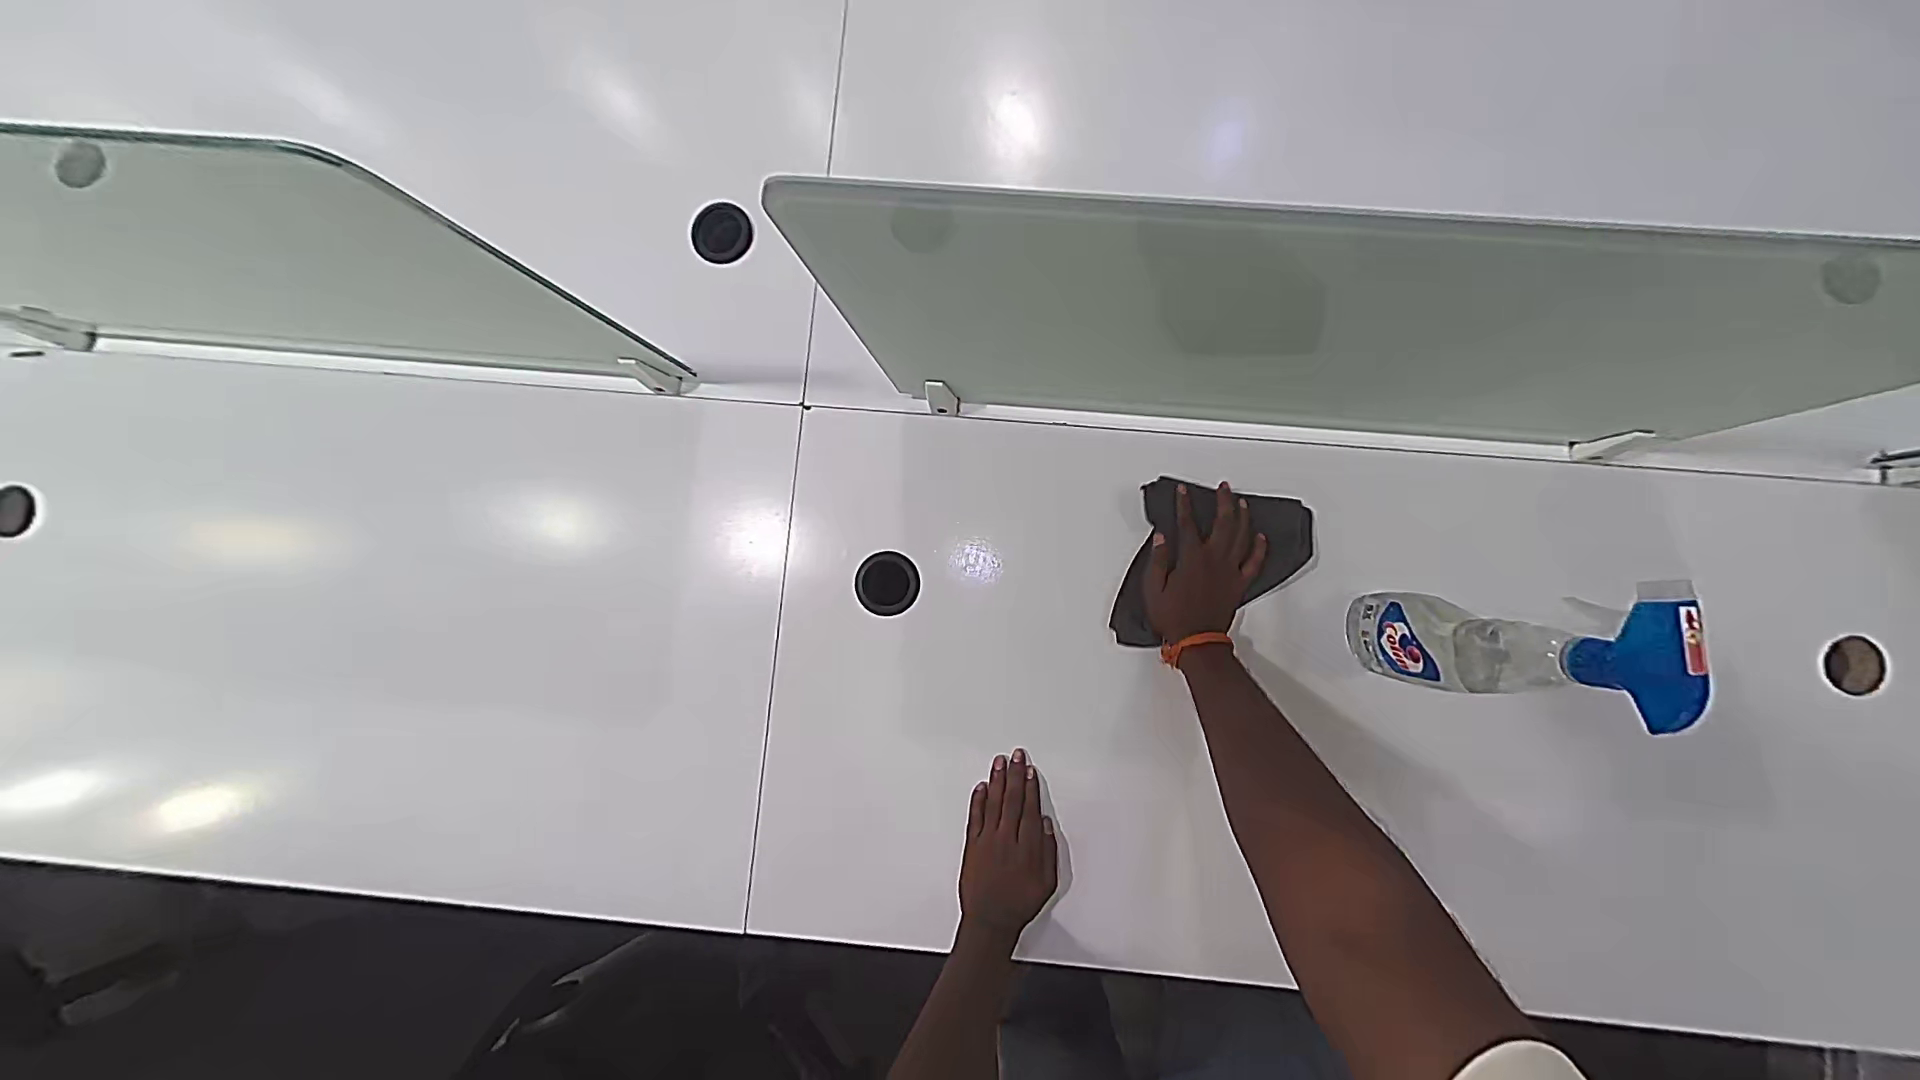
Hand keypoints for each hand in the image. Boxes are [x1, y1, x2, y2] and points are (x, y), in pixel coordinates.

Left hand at [958, 749, 1057, 946]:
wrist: (990, 921)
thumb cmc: (1019, 903)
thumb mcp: (1047, 883)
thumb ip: (1048, 851)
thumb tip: (1045, 825)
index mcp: (1027, 846)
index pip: (1030, 808)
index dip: (1030, 786)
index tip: (1030, 770)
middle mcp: (1007, 838)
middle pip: (1012, 799)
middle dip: (1015, 774)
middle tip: (1016, 755)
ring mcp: (987, 840)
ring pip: (993, 802)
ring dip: (997, 780)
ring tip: (999, 762)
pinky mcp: (972, 844)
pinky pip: (975, 816)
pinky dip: (978, 800)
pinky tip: (981, 786)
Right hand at [1144, 482, 1268, 643]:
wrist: (1196, 640)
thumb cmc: (1174, 617)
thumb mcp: (1153, 588)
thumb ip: (1158, 560)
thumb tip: (1161, 538)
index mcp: (1191, 559)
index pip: (1187, 524)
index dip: (1185, 505)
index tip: (1183, 492)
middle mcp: (1214, 560)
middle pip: (1223, 522)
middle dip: (1223, 501)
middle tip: (1223, 488)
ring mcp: (1230, 571)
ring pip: (1242, 536)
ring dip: (1242, 516)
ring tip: (1240, 503)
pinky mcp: (1239, 584)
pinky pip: (1255, 562)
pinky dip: (1260, 547)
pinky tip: (1260, 536)